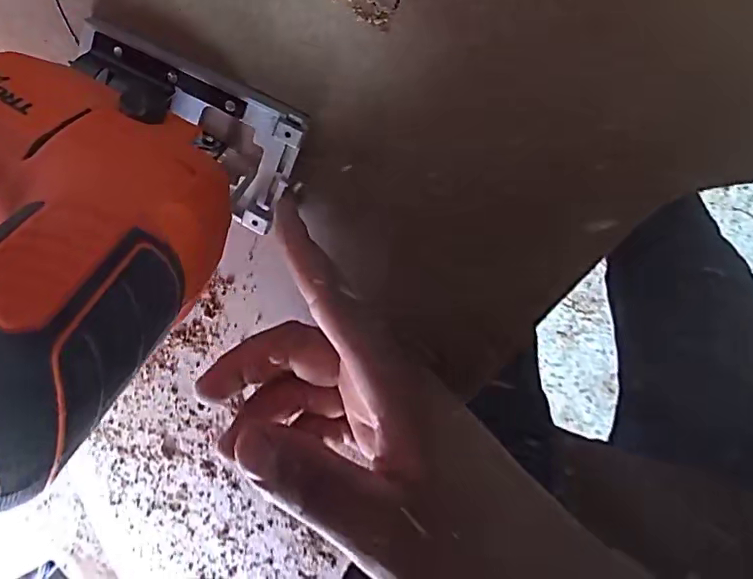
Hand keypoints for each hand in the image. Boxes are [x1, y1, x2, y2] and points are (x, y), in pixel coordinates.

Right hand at [196, 195, 646, 578]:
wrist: (544, 575)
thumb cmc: (476, 549)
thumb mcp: (385, 528)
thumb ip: (311, 484)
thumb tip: (237, 443)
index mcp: (390, 381)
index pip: (336, 302)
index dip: (305, 255)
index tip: (282, 210)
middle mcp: (388, 381)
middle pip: (309, 348)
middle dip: (255, 363)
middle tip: (207, 394)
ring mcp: (392, 408)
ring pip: (318, 385)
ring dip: (273, 405)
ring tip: (233, 445)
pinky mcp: (395, 436)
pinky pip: (334, 417)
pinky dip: (299, 430)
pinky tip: (277, 456)